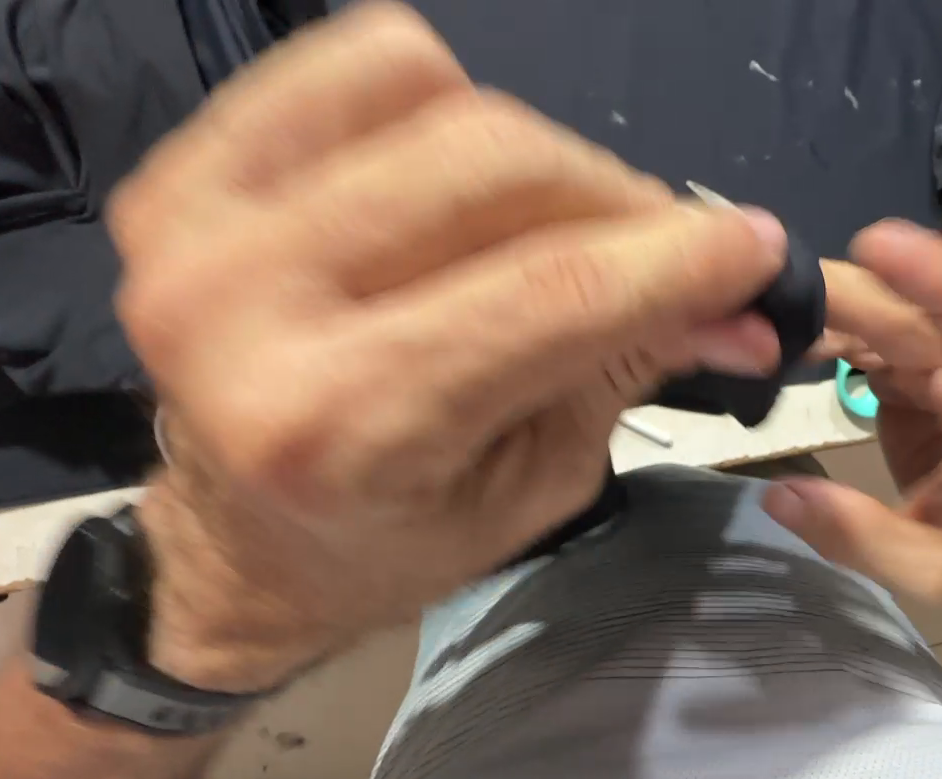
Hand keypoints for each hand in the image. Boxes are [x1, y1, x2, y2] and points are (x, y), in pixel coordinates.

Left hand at [109, 2, 789, 690]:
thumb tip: (742, 314)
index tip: (758, 247)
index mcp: (347, 429)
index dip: (674, 261)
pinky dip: (452, 107)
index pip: (549, 298)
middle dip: (623, 202)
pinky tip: (479, 188)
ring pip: (435, 97)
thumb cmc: (403, 544)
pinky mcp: (183, 168)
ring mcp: (200, 221)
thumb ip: (626, 376)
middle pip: (497, 170)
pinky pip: (358, 67)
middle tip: (674, 250)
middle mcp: (249, 307)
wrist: (243, 548)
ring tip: (577, 229)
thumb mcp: (537, 486)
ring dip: (550, 158)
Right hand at [761, 224, 941, 603]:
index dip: (940, 284)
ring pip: (897, 320)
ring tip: (767, 315)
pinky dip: (834, 336)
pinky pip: (877, 345)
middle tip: (774, 291)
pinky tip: (792, 338)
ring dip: (837, 309)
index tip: (877, 244)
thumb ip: (858, 537)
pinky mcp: (920, 382)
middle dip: (856, 294)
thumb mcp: (928, 572)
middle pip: (926, 318)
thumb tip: (777, 495)